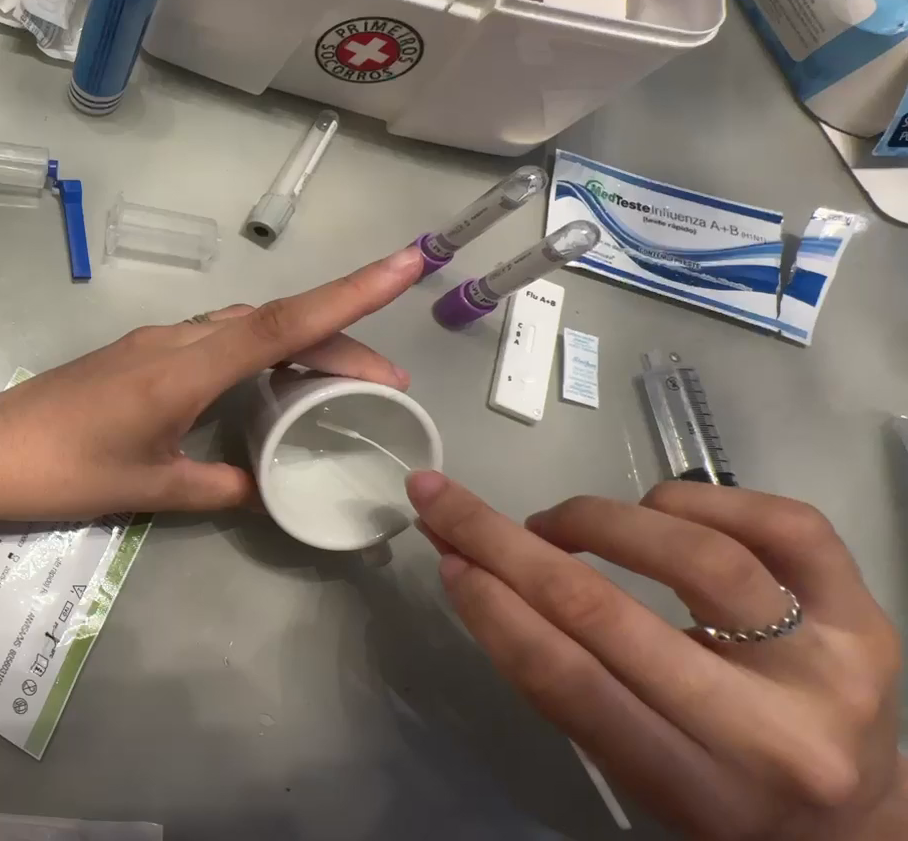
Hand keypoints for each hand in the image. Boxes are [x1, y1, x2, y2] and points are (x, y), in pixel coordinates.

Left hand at [0, 246, 422, 521]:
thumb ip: (212, 484)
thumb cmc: (61, 472)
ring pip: (234, 328)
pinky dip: (245, 353)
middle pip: (266, 324)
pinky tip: (255, 384)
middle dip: (332, 339)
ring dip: (288, 344)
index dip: (347, 295)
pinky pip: (203, 341)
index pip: (280, 324)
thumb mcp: (146, 488)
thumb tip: (257, 485)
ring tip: (333, 382)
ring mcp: (144, 344)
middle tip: (384, 382)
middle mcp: (169, 342)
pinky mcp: (126, 356)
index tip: (404, 264)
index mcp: (182, 369)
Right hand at [410, 472, 907, 838]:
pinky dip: (698, 499)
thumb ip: (546, 663)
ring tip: (557, 524)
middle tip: (444, 501)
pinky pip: (787, 529)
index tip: (442, 555)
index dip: (488, 607)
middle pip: (605, 610)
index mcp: (695, 786)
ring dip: (593, 518)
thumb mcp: (618, 756)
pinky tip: (655, 508)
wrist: (850, 826)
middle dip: (500, 542)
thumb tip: (463, 559)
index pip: (565, 679)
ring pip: (697, 557)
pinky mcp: (872, 623)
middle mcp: (772, 733)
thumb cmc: (703, 788)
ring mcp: (836, 672)